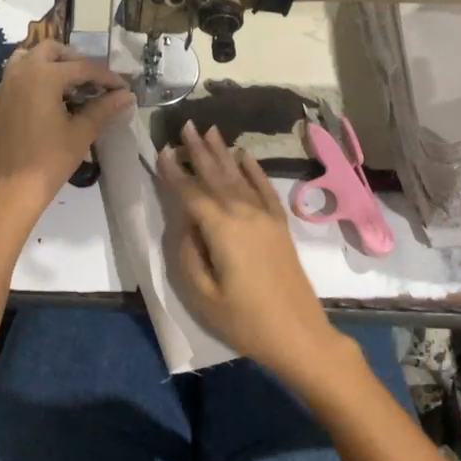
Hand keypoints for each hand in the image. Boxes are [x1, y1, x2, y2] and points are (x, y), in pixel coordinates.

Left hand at [0, 40, 133, 207]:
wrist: (15, 186)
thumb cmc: (51, 159)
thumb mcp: (81, 132)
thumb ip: (103, 108)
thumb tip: (127, 95)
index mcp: (44, 76)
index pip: (82, 68)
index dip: (105, 76)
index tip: (121, 87)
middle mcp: (22, 72)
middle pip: (51, 50)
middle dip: (74, 59)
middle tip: (91, 79)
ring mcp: (6, 84)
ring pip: (28, 56)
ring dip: (49, 62)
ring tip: (68, 82)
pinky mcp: (0, 99)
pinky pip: (16, 73)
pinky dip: (33, 74)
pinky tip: (48, 95)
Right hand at [160, 123, 343, 376]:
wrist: (299, 335)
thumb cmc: (244, 320)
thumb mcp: (202, 294)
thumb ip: (188, 253)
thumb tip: (185, 223)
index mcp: (222, 229)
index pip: (191, 193)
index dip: (175, 172)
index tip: (161, 150)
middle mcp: (245, 214)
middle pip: (216, 175)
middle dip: (199, 150)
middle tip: (185, 125)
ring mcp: (266, 218)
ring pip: (239, 176)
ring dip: (222, 153)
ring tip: (210, 130)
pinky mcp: (280, 227)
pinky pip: (264, 189)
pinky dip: (253, 170)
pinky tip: (245, 156)